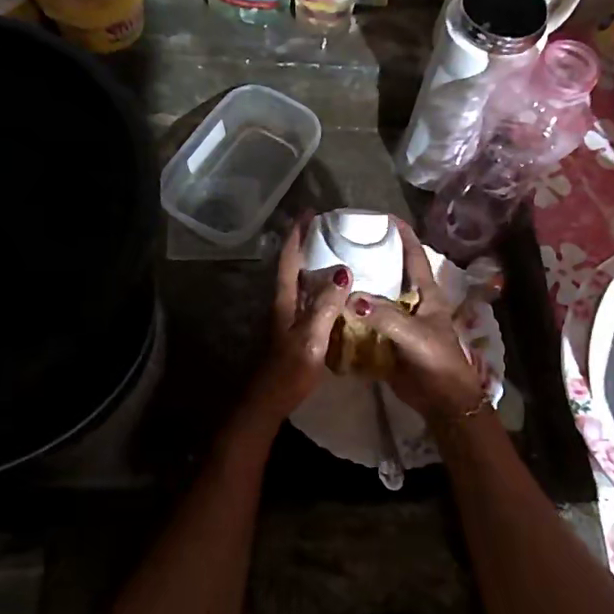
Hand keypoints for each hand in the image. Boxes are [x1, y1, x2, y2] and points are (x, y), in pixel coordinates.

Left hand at [246, 213, 350, 417]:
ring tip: (339, 253)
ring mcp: (290, 319)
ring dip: (316, 266)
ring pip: (303, 284)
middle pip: (294, 267)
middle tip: (330, 229)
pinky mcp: (298, 332)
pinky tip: (340, 293)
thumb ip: (325, 306)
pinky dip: (324, 289)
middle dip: (307, 245)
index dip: (297, 235)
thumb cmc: (289, 370)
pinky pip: (312, 300)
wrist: (271, 401)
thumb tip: (343, 271)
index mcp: (285, 301)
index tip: (309, 213)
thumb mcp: (311, 338)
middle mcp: (285, 305)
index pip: (289, 260)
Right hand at [348, 219, 483, 420]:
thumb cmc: (436, 361)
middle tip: (343, 243)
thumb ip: (385, 316)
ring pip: (376, 296)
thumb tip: (352, 297)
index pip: (414, 255)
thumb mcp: (414, 335)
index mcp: (426, 293)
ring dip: (359, 285)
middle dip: (372, 257)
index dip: (401, 233)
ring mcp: (398, 321)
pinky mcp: (386, 339)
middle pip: (391, 272)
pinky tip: (331, 306)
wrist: (441, 401)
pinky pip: (366, 321)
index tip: (381, 216)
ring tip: (332, 270)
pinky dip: (351, 313)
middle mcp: (411, 302)